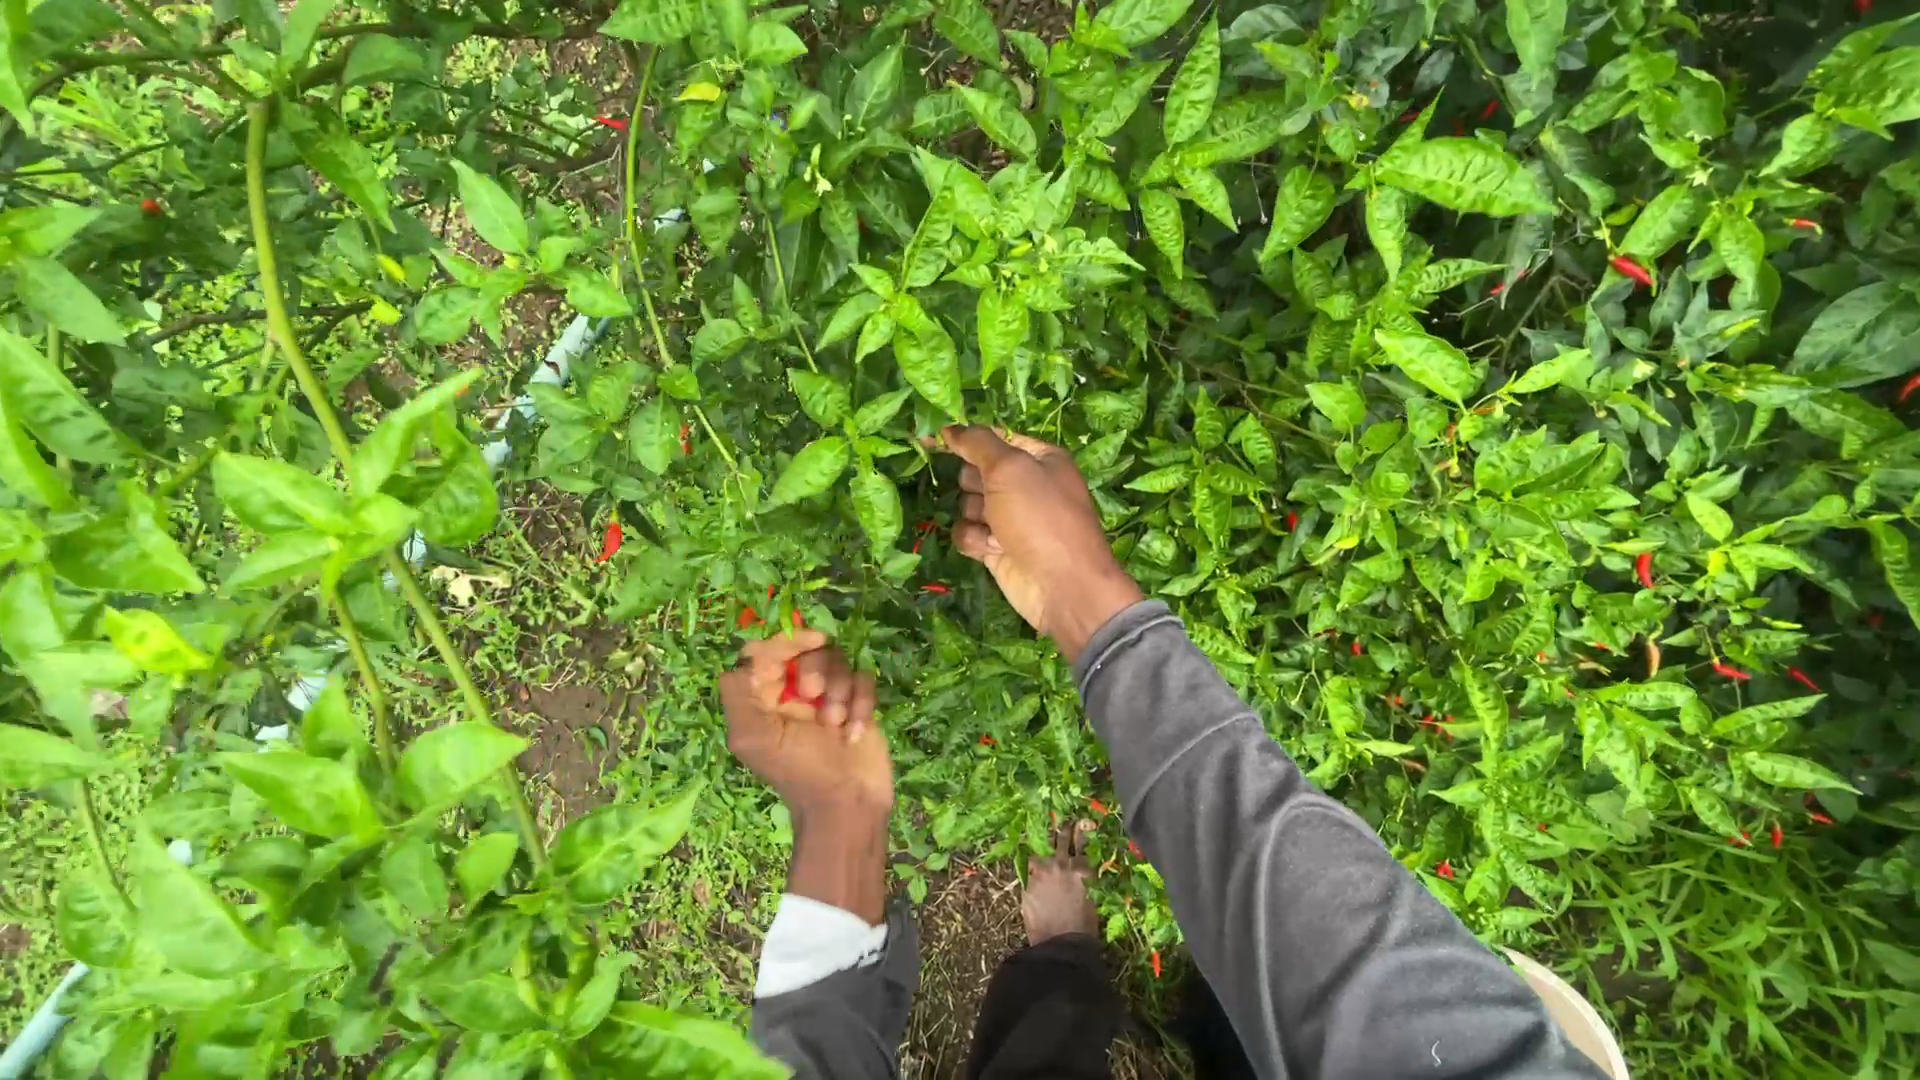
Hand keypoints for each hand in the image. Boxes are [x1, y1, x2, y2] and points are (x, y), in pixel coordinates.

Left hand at [719, 630, 891, 823]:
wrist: (848, 804)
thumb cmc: (798, 771)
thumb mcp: (753, 736)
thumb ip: (738, 692)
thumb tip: (746, 659)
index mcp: (764, 697)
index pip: (768, 649)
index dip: (787, 639)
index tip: (809, 641)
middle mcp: (795, 692)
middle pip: (807, 649)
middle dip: (816, 669)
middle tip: (813, 696)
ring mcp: (829, 696)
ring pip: (838, 661)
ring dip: (839, 691)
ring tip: (836, 723)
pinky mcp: (858, 703)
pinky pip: (863, 679)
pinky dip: (861, 702)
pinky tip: (855, 731)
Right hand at [941, 425, 1143, 661]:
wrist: (1062, 585)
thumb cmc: (1042, 517)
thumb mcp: (1010, 468)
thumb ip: (977, 443)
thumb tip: (950, 427)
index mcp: (1038, 458)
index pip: (993, 438)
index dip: (964, 438)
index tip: (930, 438)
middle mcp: (1025, 485)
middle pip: (975, 471)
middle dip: (974, 483)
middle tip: (989, 494)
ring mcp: (1010, 518)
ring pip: (967, 503)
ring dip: (975, 514)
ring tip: (995, 528)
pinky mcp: (996, 547)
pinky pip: (967, 532)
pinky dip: (974, 540)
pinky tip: (992, 549)